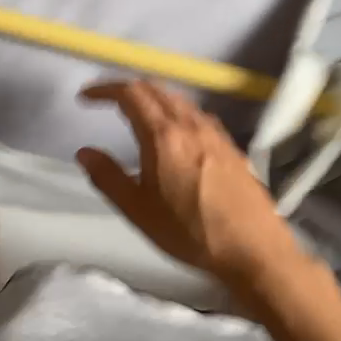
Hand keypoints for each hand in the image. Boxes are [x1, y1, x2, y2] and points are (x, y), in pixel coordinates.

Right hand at [77, 79, 302, 290]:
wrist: (256, 252)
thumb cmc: (190, 232)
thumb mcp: (138, 210)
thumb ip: (107, 177)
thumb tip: (84, 152)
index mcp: (163, 135)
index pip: (129, 93)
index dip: (104, 89)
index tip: (86, 98)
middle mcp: (190, 125)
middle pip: (155, 88)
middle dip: (127, 88)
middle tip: (108, 101)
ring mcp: (215, 134)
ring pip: (178, 99)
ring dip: (153, 97)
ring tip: (139, 114)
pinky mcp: (232, 147)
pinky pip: (198, 114)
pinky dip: (177, 111)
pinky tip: (178, 134)